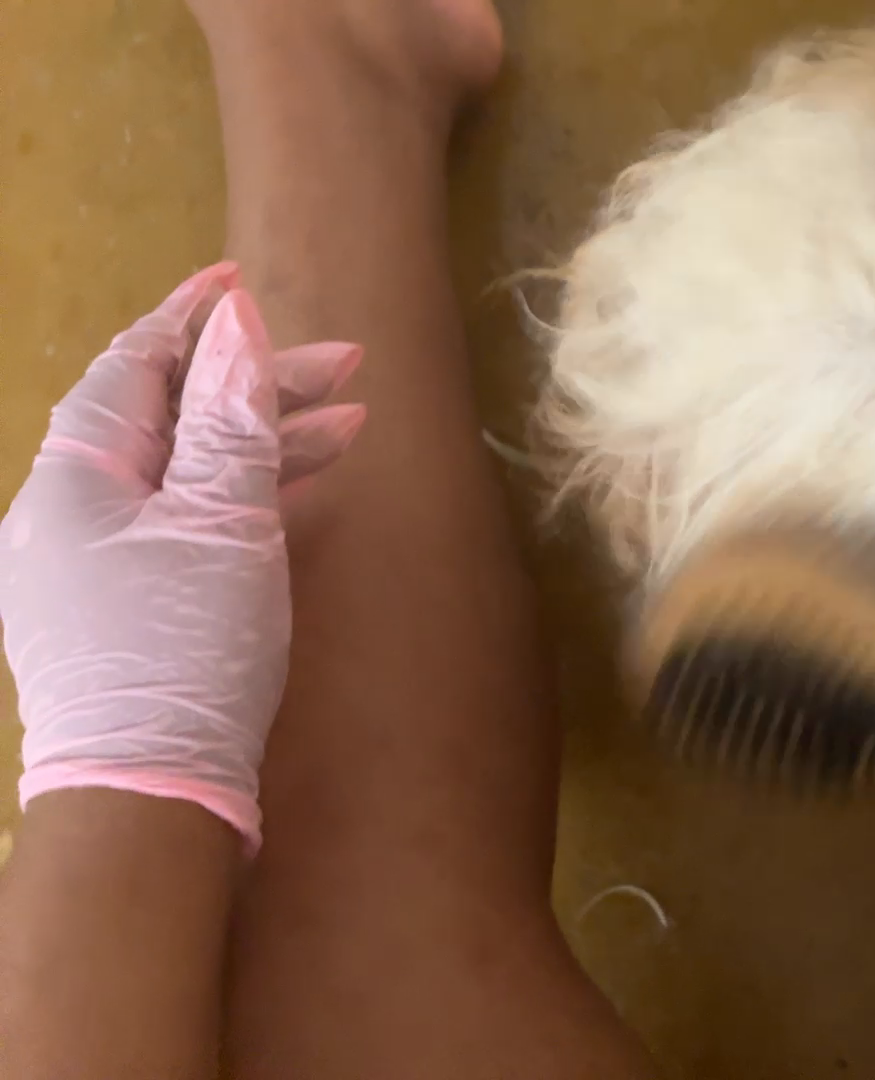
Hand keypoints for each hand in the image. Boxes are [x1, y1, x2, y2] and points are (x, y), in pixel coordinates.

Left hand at [0, 263, 364, 851]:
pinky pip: (200, 515)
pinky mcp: (144, 593)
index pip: (135, 372)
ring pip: (195, 469)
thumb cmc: (186, 640)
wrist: (155, 772)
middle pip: (174, 419)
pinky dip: (254, 490)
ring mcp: (107, 554)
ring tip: (351, 422)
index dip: (189, 323)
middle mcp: (76, 509)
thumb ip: (234, 428)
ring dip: (270, 439)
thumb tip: (240, 333)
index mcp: (76, 481)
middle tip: (348, 366)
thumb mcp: (224, 523)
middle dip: (259, 385)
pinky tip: (302, 485)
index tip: (241, 285)